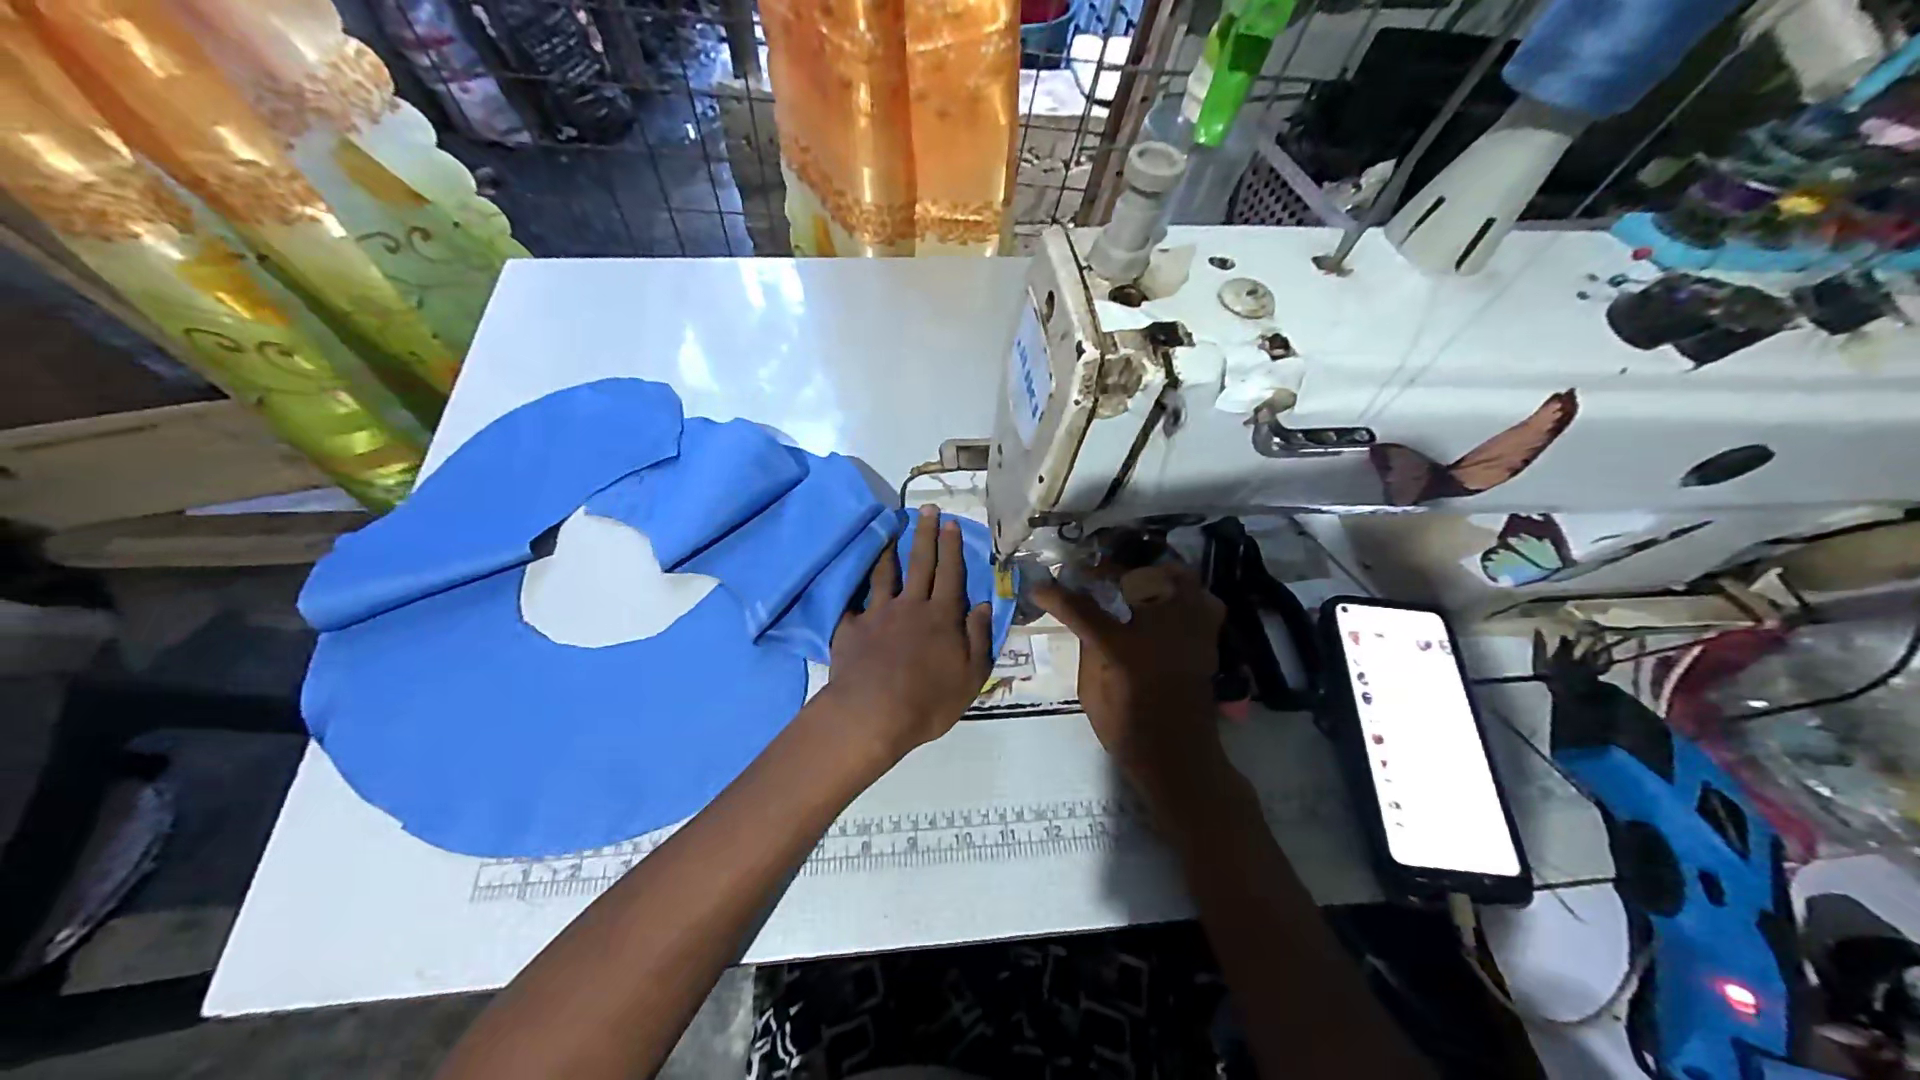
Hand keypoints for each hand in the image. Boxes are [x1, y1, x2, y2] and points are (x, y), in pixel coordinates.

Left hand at [826, 506, 994, 760]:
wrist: (872, 714)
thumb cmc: (928, 701)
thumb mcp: (971, 676)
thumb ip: (979, 638)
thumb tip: (985, 605)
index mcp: (942, 616)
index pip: (951, 573)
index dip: (952, 547)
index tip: (951, 523)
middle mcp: (910, 606)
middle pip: (920, 564)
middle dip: (925, 534)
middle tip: (926, 509)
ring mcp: (878, 614)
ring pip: (885, 574)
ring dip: (890, 551)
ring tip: (891, 531)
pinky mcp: (851, 627)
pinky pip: (853, 601)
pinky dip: (854, 587)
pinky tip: (850, 578)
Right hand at [1031, 562, 1227, 795]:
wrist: (1180, 758)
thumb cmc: (1127, 731)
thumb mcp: (1091, 692)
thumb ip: (1089, 650)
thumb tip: (1085, 618)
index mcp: (1124, 651)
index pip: (1082, 610)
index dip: (1056, 596)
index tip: (1040, 588)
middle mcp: (1160, 633)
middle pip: (1135, 578)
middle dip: (1108, 572)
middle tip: (1091, 579)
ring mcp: (1190, 632)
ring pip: (1176, 578)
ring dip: (1149, 574)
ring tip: (1132, 582)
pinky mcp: (1208, 638)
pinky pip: (1202, 599)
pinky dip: (1185, 593)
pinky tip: (1167, 602)